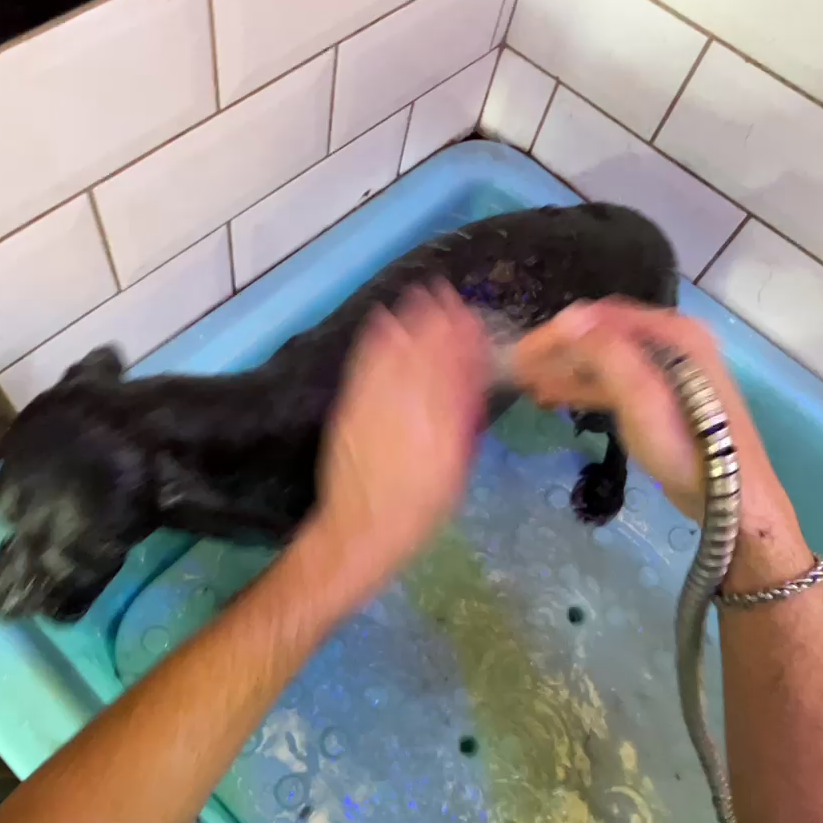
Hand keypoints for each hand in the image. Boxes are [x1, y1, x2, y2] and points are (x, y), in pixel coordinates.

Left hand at [308, 282, 488, 600]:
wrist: (361, 529)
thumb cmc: (417, 511)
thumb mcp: (452, 474)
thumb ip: (460, 429)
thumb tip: (469, 387)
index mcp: (442, 431)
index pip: (457, 374)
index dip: (464, 341)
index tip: (472, 316)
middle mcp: (410, 413)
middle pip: (427, 356)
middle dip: (438, 321)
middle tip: (446, 293)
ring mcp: (376, 408)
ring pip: (396, 355)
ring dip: (409, 322)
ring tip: (420, 295)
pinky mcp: (350, 410)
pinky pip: (365, 368)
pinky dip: (375, 341)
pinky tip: (383, 320)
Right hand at [510, 298, 807, 586]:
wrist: (732, 501)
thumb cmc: (686, 448)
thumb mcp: (641, 396)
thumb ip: (605, 353)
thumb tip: (566, 320)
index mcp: (673, 333)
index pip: (601, 316)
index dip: (557, 331)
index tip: (520, 353)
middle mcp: (672, 342)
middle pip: (601, 335)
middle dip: (558, 350)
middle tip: (517, 369)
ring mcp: (669, 371)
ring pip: (604, 360)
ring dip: (566, 369)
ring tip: (528, 386)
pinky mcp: (663, 399)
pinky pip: (614, 382)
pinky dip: (584, 387)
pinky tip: (555, 399)